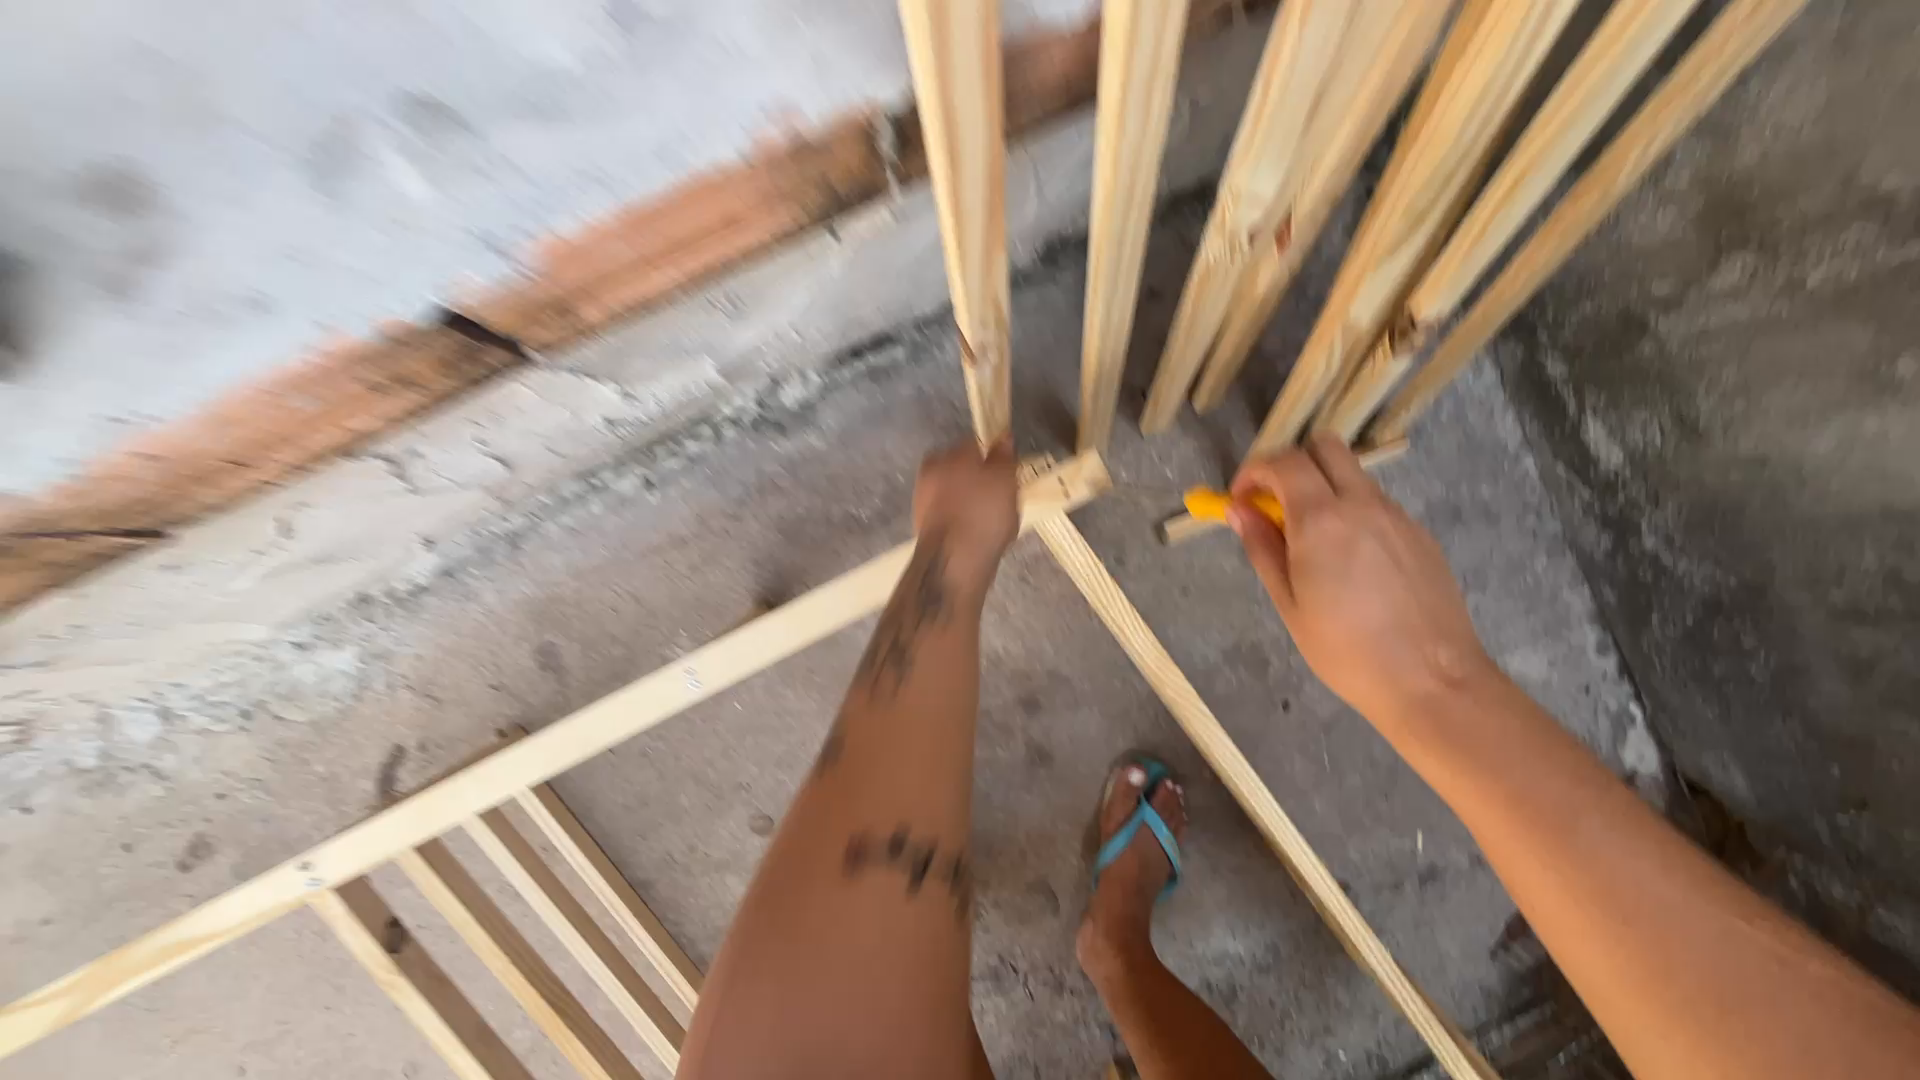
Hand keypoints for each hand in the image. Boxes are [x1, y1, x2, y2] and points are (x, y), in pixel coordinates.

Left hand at [912, 437, 1018, 571]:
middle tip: (1002, 496)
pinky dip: (963, 520)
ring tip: (993, 519)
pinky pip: (951, 515)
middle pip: (962, 468)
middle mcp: (929, 472)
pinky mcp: (924, 526)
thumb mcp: (1004, 479)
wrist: (954, 562)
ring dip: (971, 501)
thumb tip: (1003, 437)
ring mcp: (922, 500)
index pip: (975, 443)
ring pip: (955, 493)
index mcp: (946, 454)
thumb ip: (1003, 456)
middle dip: (980, 478)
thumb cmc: (983, 514)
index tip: (1009, 471)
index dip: (995, 455)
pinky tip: (978, 534)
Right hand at [1230, 435, 1498, 724]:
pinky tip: (1351, 565)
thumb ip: (1262, 548)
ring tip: (1312, 544)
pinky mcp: (1419, 535)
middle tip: (1275, 505)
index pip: (1283, 462)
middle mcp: (1362, 504)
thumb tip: (1239, 511)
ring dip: (1323, 489)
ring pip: (1353, 475)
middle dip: (1292, 463)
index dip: (1254, 472)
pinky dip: (1352, 513)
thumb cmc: (1345, 650)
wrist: (1431, 679)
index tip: (1240, 501)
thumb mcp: (1289, 604)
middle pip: (1325, 447)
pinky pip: (1377, 505)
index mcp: (1321, 520)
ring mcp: (1397, 516)